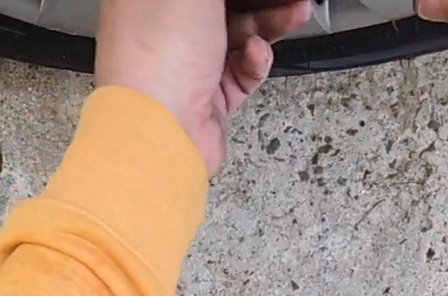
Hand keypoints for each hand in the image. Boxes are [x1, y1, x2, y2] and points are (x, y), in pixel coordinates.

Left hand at [96, 0, 311, 174]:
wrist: (161, 131)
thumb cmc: (159, 53)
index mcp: (149, 1)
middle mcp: (169, 35)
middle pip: (225, 10)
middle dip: (261, 1)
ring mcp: (189, 70)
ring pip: (239, 38)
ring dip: (270, 24)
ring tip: (298, 12)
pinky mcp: (209, 102)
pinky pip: (241, 74)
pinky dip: (255, 62)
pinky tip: (257, 53)